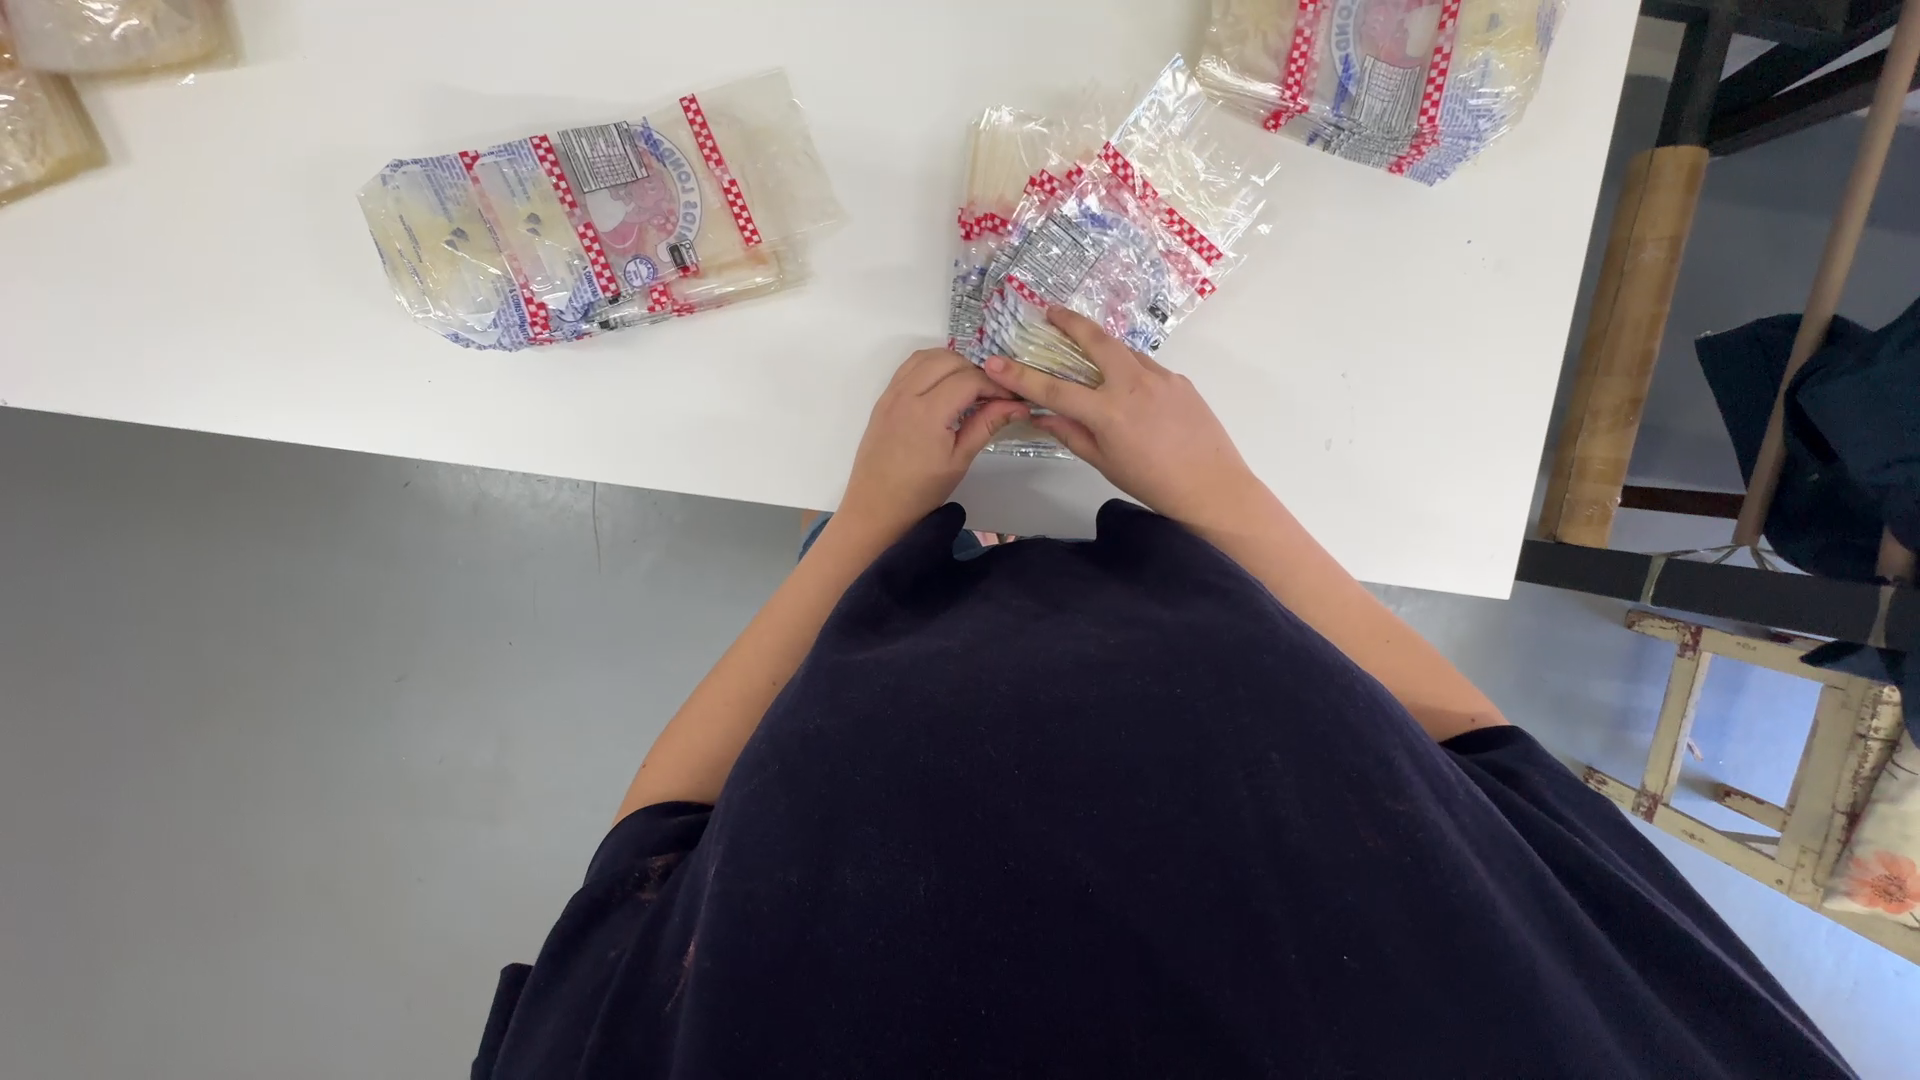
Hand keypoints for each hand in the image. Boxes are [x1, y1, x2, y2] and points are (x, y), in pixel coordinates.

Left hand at [838, 349, 1029, 541]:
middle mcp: (907, 395)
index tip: (1010, 398)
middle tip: (991, 393)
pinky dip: (930, 366)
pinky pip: (909, 367)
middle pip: (949, 360)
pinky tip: (943, 385)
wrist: (876, 506)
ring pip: (927, 356)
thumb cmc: (920, 491)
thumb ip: (986, 426)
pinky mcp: (883, 398)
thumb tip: (1018, 406)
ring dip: (952, 363)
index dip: (994, 385)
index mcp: (928, 413)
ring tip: (968, 387)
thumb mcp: (959, 460)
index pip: (969, 380)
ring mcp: (891, 394)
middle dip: (975, 370)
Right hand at [980, 308, 1265, 532]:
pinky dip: (1129, 369)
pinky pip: (1146, 367)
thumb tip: (1045, 416)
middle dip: (1070, 322)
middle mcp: (1133, 385)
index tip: (995, 362)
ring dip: (1102, 347)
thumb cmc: (1152, 483)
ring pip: (1123, 351)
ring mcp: (1160, 377)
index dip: (1021, 376)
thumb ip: (1073, 434)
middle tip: (1051, 311)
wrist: (1211, 486)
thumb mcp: (1105, 462)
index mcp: (1108, 412)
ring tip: (1088, 352)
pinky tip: (1128, 388)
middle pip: (1095, 340)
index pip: (1054, 389)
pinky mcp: (1180, 380)